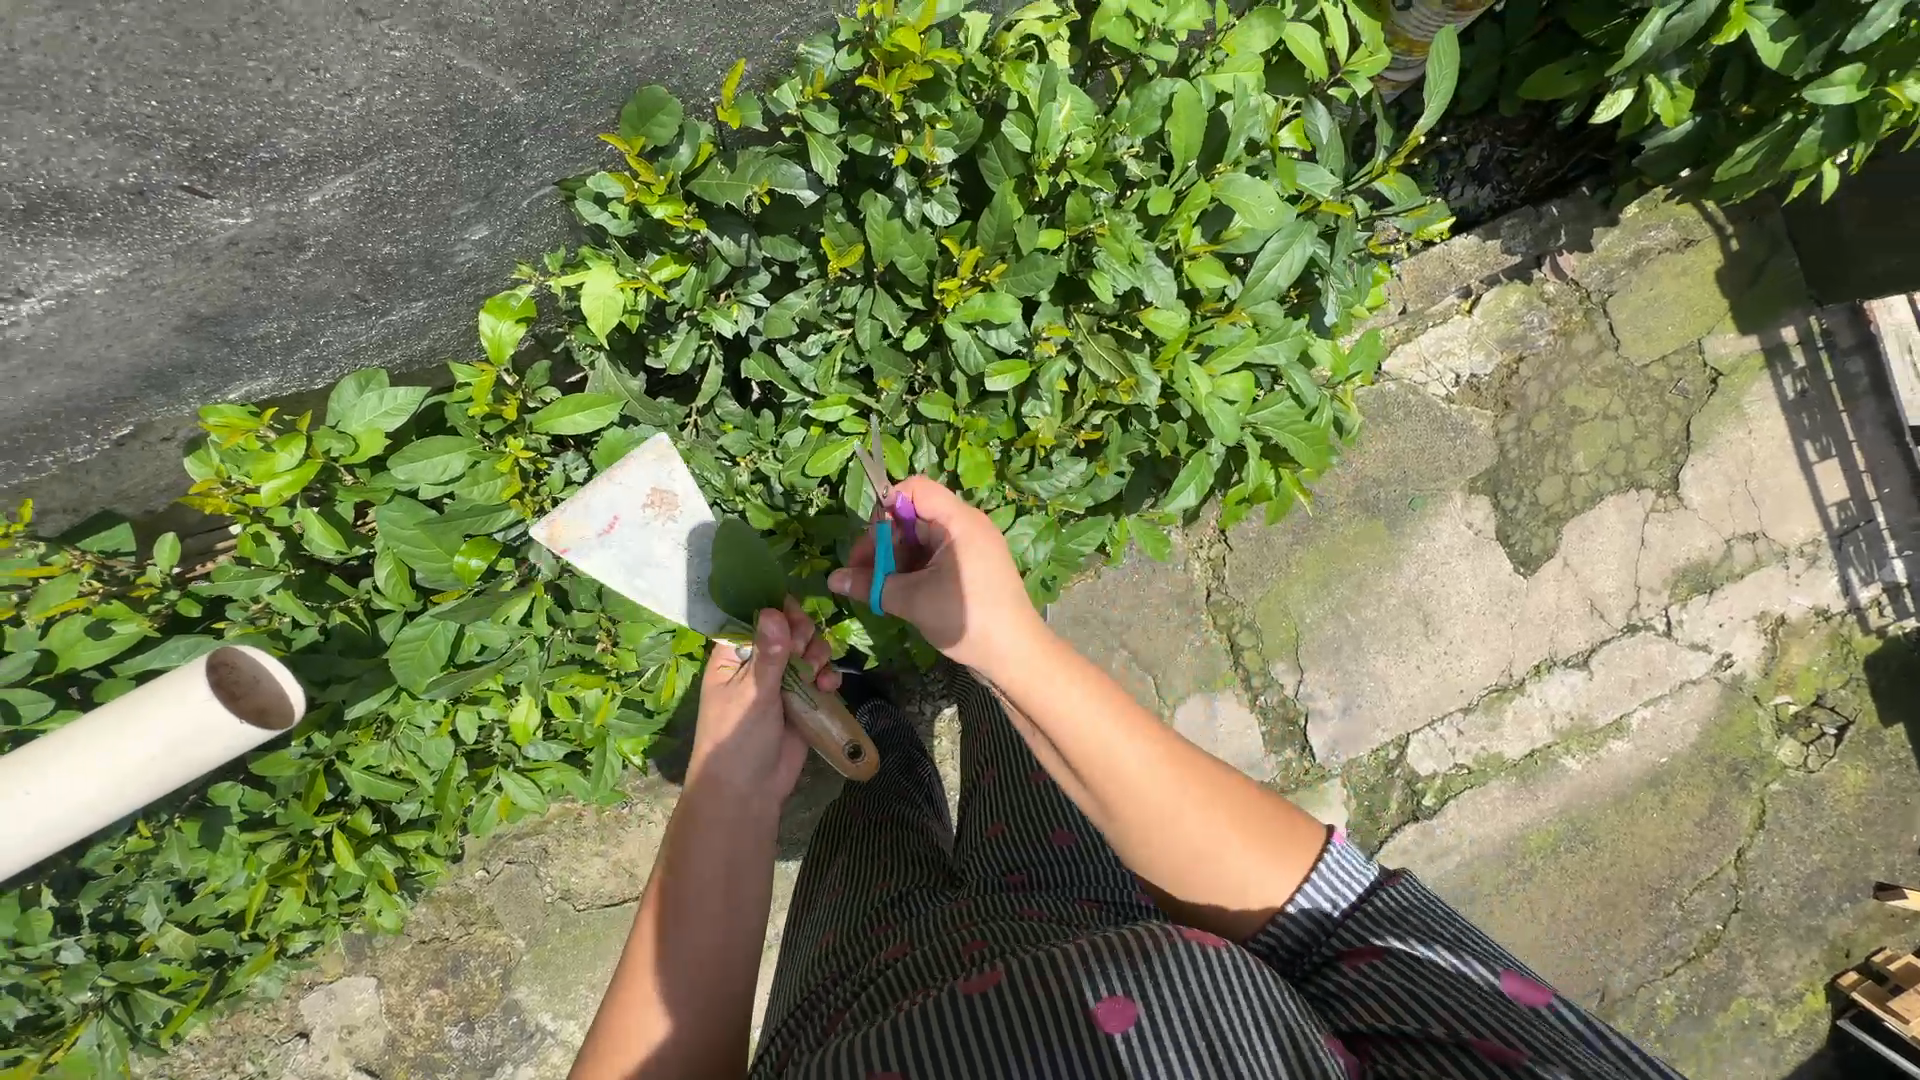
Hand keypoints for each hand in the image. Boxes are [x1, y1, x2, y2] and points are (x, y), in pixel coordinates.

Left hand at [689, 599, 840, 807]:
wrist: (749, 791)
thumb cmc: (737, 738)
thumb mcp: (752, 692)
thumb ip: (770, 652)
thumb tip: (775, 609)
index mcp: (734, 657)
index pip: (757, 619)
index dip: (778, 613)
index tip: (794, 615)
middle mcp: (758, 664)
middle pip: (788, 630)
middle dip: (803, 635)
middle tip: (805, 649)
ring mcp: (781, 682)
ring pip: (808, 651)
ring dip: (818, 655)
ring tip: (817, 672)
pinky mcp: (801, 700)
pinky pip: (820, 676)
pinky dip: (827, 677)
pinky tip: (827, 688)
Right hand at [827, 476, 1048, 674]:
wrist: (1016, 654)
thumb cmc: (966, 619)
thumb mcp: (912, 600)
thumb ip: (870, 585)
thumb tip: (832, 579)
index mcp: (958, 521)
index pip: (914, 489)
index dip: (885, 508)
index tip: (869, 543)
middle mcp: (967, 525)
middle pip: (914, 516)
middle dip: (884, 542)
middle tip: (861, 574)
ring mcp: (972, 546)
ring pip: (922, 539)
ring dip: (896, 560)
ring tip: (875, 589)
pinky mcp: (973, 566)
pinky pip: (935, 555)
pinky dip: (914, 569)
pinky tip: (897, 593)